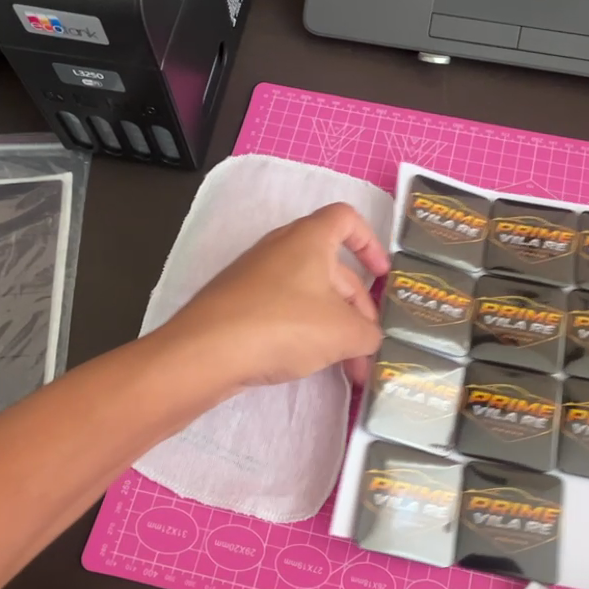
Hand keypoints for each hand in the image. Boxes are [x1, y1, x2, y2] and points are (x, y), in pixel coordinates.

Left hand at [159, 202, 389, 391]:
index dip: (370, 242)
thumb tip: (370, 339)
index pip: (347, 219)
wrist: (206, 353)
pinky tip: (314, 365)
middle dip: (358, 309)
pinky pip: (284, 310)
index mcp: (309, 238)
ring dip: (335, 328)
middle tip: (369, 347)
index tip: (382, 275)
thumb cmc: (283, 326)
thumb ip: (369, 334)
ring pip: (310, 294)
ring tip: (349, 369)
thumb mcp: (344, 333)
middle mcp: (281, 248)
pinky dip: (306, 333)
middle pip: (333, 269)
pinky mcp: (239, 304)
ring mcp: (256, 276)